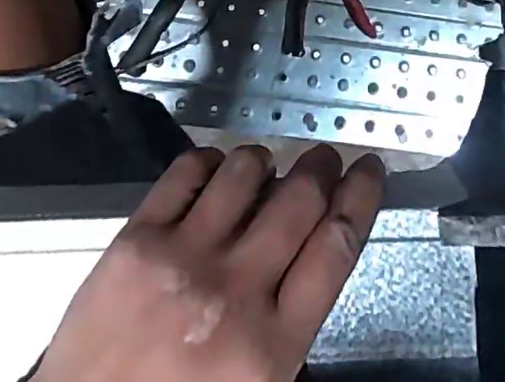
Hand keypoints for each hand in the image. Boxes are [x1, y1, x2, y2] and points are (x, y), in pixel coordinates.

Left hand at [33, 145, 385, 381]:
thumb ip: (294, 325)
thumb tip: (316, 247)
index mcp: (272, 346)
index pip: (337, 245)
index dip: (361, 196)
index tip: (369, 171)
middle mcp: (235, 294)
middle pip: (300, 199)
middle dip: (321, 166)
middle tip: (324, 158)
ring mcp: (183, 260)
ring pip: (246, 172)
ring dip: (264, 162)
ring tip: (263, 168)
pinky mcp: (135, 241)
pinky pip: (187, 171)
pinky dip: (209, 160)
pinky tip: (213, 171)